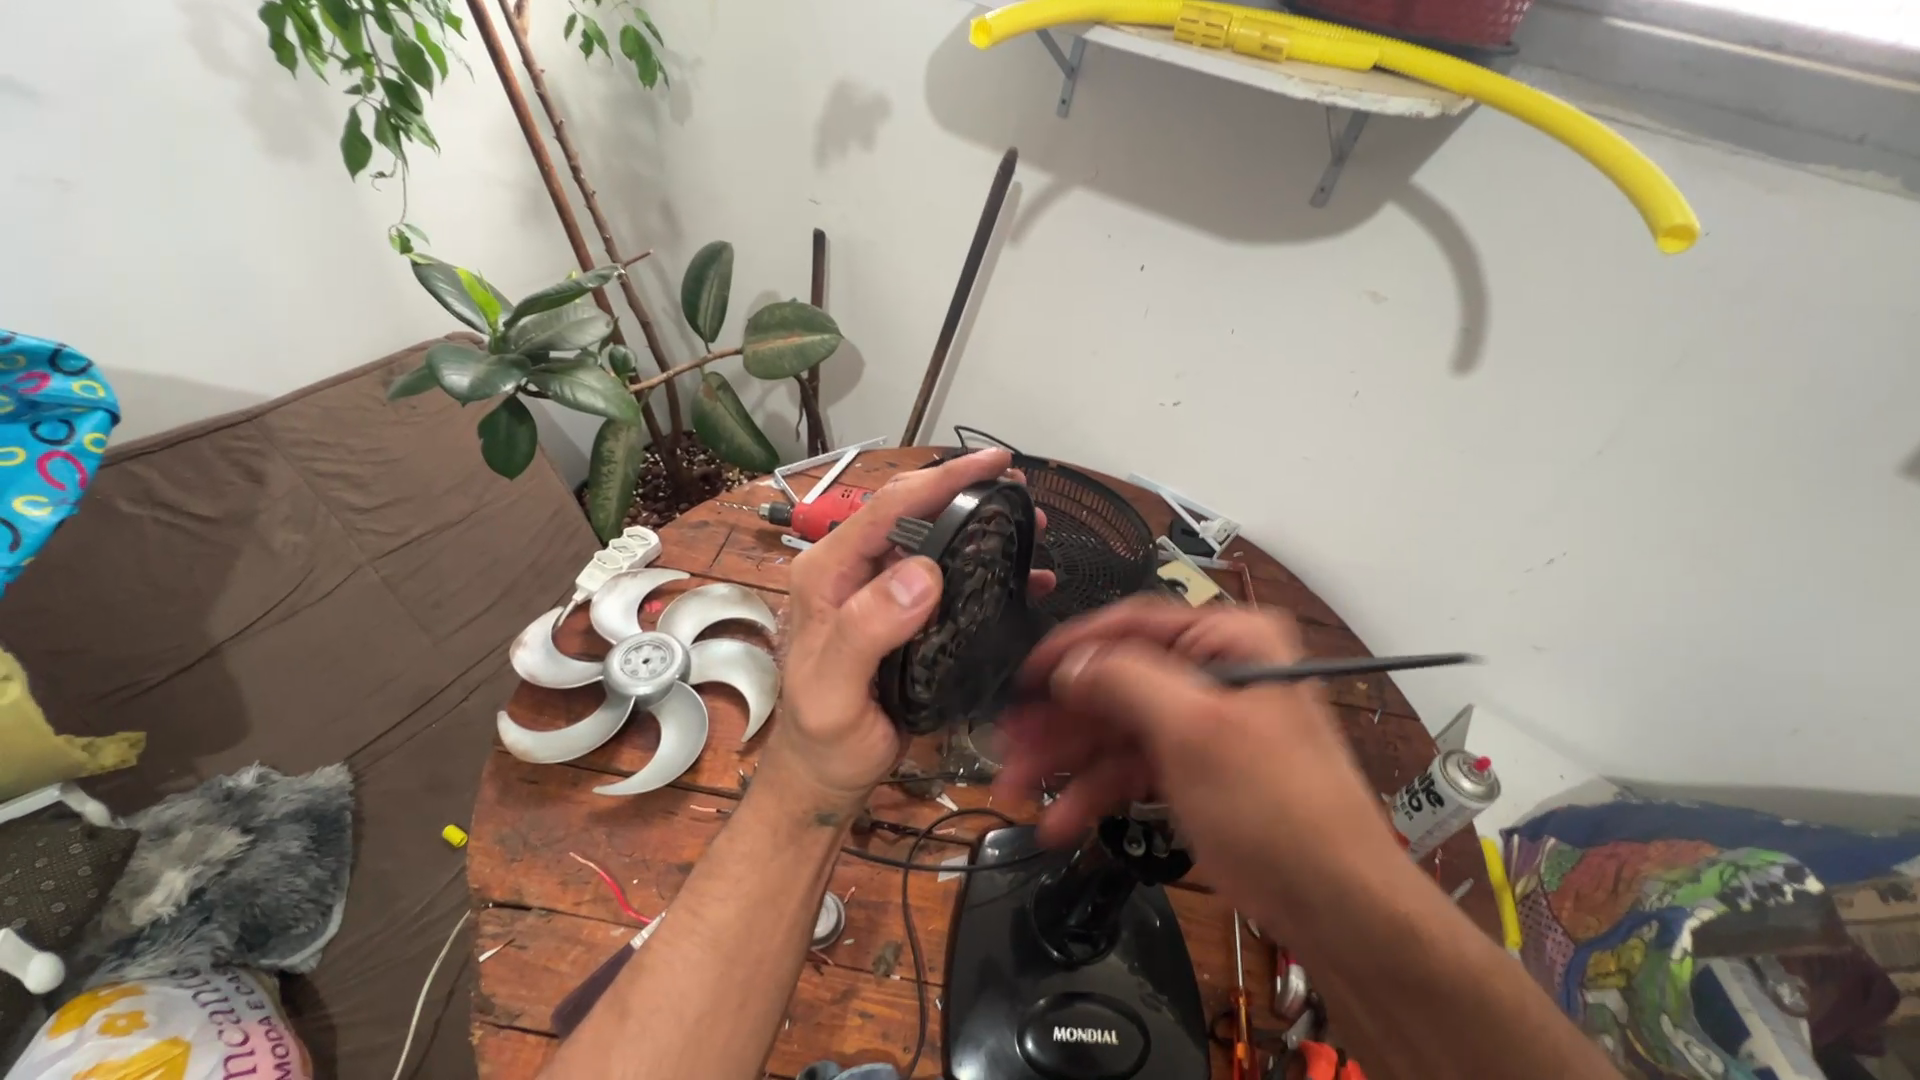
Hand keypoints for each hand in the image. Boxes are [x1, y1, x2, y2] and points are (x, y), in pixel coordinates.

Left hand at [766, 448, 1052, 809]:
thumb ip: (865, 631)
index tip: (995, 463)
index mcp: (828, 573)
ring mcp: (880, 591)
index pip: (887, 508)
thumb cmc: (823, 737)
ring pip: (934, 539)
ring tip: (1030, 524)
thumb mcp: (832, 691)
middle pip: (913, 512)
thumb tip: (922, 573)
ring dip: (981, 526)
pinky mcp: (906, 614)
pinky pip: (948, 576)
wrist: (827, 771)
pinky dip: (985, 567)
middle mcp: (854, 571)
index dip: (942, 479)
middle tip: (1021, 492)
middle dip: (967, 493)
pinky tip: (1022, 576)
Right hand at [993, 598, 1400, 920]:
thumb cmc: (1281, 810)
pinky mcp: (1193, 769)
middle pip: (1114, 683)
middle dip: (1059, 719)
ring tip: (1017, 788)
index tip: (1026, 674)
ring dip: (1066, 760)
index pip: (1132, 625)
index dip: (1072, 649)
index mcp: (1229, 643)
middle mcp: (1213, 675)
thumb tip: (1072, 663)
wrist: (1335, 902)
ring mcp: (1201, 724)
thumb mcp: (1195, 731)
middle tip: (1008, 743)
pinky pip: (1130, 768)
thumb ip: (1125, 681)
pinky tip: (1061, 820)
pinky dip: (1095, 792)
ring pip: (1114, 729)